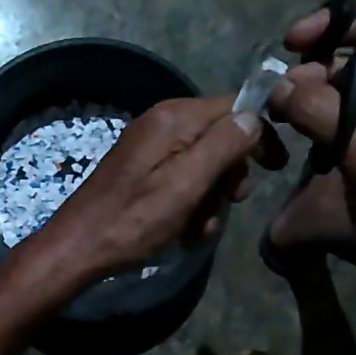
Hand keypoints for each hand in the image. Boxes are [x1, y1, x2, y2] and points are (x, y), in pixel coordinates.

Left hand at [23, 96, 279, 287]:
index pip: (234, 107)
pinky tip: (187, 230)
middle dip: (230, 172)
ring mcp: (149, 148)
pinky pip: (180, 179)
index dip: (259, 134)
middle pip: (219, 136)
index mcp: (173, 118)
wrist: (79, 247)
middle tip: (233, 202)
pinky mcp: (141, 172)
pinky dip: (190, 203)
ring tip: (202, 227)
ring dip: (211, 196)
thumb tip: (254, 116)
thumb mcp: (186, 183)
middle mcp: (161, 124)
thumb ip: (222, 146)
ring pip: (202, 163)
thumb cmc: (134, 218)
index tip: (276, 167)